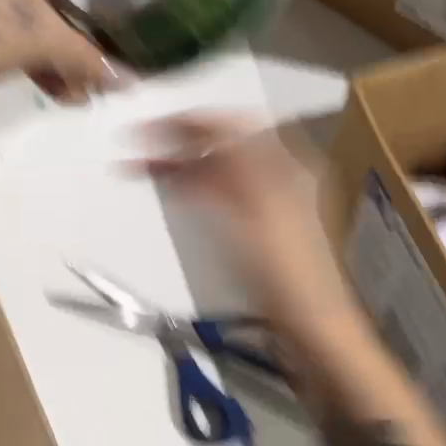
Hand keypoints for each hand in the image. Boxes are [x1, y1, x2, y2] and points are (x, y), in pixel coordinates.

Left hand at [0, 0, 143, 106]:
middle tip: (111, 35)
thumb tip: (123, 82)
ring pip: (29, 1)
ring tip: (78, 88)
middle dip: (87, 11)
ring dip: (58, 43)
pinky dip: (27, 47)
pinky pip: (1, 18)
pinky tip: (44, 87)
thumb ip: (87, 59)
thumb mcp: (43, 41)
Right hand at [140, 114, 365, 343]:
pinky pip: (218, 192)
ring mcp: (267, 201)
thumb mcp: (253, 209)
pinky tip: (169, 191)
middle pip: (221, 143)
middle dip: (178, 140)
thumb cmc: (284, 268)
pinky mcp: (256, 227)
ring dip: (180, 162)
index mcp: (284, 164)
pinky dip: (191, 186)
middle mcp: (278, 175)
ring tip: (141, 166)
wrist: (310, 323)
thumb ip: (220, 166)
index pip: (230, 123)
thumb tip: (185, 133)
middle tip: (136, 145)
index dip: (186, 121)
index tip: (145, 127)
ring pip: (216, 167)